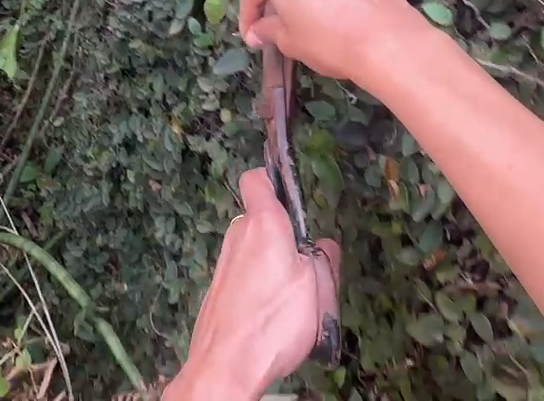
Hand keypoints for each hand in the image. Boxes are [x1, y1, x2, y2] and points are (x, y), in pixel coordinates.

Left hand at [167, 169, 342, 399]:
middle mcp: (239, 234)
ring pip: (252, 248)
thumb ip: (325, 261)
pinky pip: (243, 273)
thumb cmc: (274, 320)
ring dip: (270, 263)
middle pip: (260, 219)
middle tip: (305, 265)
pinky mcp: (218, 287)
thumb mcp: (318, 290)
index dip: (272, 180)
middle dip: (282, 235)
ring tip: (292, 298)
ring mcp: (224, 261)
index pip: (257, 179)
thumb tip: (325, 246)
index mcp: (264, 223)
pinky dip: (257, 285)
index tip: (290, 197)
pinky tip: (272, 315)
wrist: (226, 365)